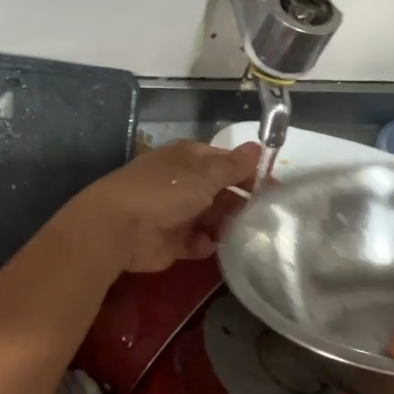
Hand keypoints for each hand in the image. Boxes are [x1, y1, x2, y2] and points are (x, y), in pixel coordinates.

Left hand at [63, 140, 260, 273]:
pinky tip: (209, 245)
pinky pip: (196, 242)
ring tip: (245, 233)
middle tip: (264, 215)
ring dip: (226, 225)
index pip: (225, 162)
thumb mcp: (204, 174)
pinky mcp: (171, 241)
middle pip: (220, 192)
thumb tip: (258, 147)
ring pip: (211, 218)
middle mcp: (183, 183)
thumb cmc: (164, 191)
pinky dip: (205, 244)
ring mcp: (176, 212)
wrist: (119, 227)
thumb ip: (233, 166)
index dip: (249, 173)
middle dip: (240, 203)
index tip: (274, 188)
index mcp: (188, 159)